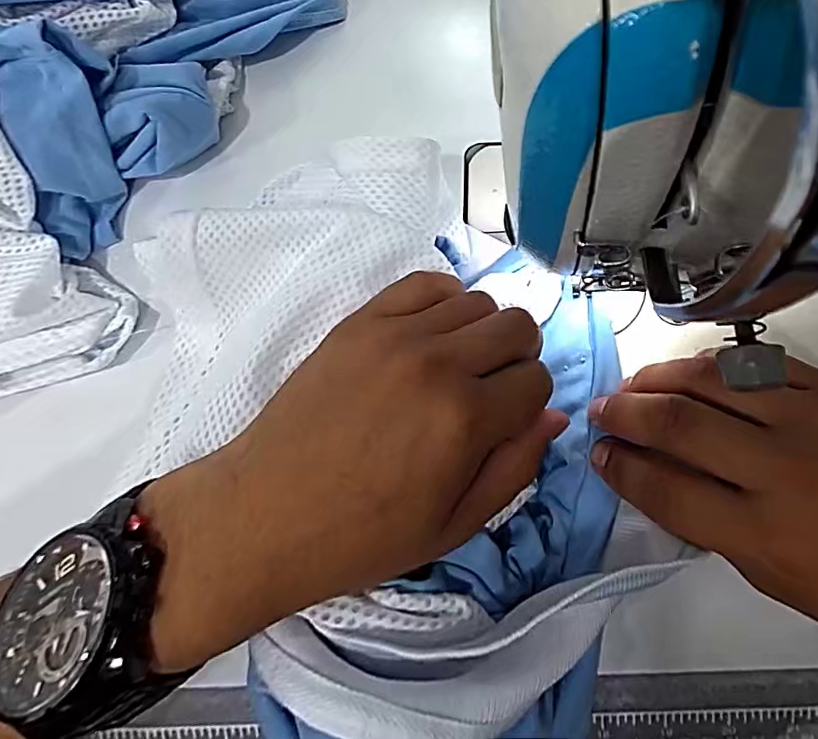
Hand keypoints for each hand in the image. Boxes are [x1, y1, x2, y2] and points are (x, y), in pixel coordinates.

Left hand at [139, 272, 565, 669]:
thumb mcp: (454, 526)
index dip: (530, 402)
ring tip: (456, 366)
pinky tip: (433, 333)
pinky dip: (445, 301)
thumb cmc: (363, 535)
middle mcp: (439, 364)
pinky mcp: (362, 320)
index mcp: (466, 420)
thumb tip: (554, 415)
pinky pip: (428, 283)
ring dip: (482, 332)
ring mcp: (397, 334)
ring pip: (479, 302)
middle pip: (519, 325)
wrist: (263, 514)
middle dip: (519, 358)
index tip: (507, 420)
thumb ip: (516, 467)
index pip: (538, 379)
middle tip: (490, 389)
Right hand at [589, 354, 817, 649]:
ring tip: (635, 381)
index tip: (601, 455)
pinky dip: (715, 364)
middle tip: (601, 409)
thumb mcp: (783, 582)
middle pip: (680, 425)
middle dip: (627, 413)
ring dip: (662, 377)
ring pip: (712, 380)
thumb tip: (666, 483)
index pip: (670, 492)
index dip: (624, 470)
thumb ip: (720, 529)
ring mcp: (807, 418)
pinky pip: (757, 364)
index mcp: (768, 533)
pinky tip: (693, 368)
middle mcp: (781, 469)